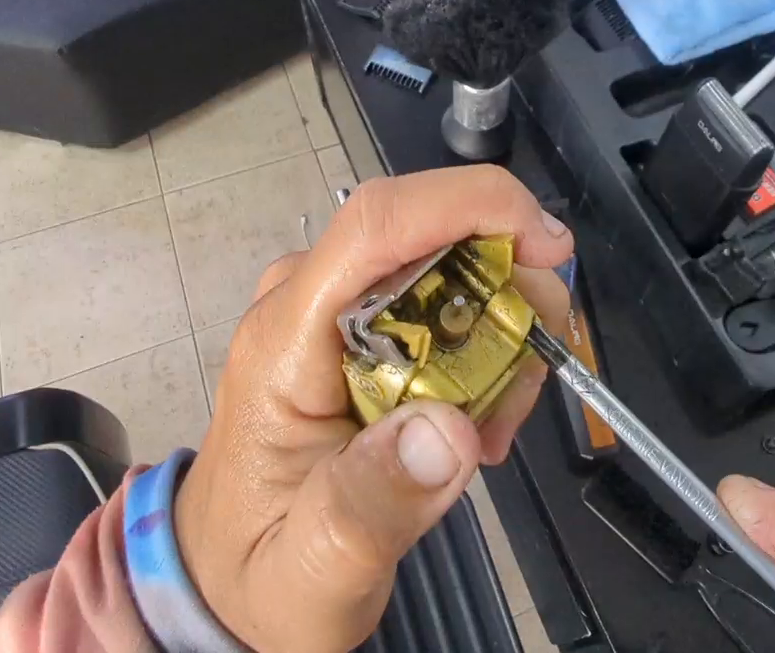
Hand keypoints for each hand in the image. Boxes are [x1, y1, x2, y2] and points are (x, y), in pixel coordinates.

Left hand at [178, 166, 573, 652]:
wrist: (224, 568)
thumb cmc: (259, 568)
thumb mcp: (311, 568)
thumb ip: (369, 506)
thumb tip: (449, 433)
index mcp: (286, 338)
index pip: (376, 224)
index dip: (472, 206)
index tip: (549, 248)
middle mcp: (309, 294)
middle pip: (432, 232)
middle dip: (508, 289)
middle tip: (526, 388)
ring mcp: (335, 299)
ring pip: (451, 259)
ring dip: (501, 327)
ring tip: (492, 426)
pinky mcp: (360, 314)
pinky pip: (446, 290)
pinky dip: (484, 339)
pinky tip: (474, 412)